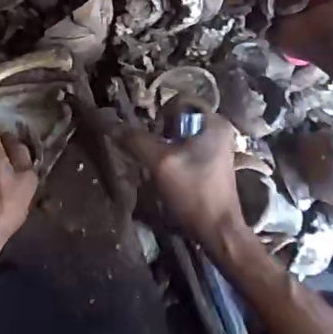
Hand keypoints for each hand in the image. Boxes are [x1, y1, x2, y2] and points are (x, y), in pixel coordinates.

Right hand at [118, 113, 246, 254]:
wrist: (219, 231)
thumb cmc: (194, 192)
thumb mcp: (160, 163)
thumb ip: (137, 140)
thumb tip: (113, 125)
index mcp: (212, 120)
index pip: (175, 102)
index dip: (158, 119)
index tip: (153, 141)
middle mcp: (219, 127)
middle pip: (178, 118)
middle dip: (161, 134)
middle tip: (155, 155)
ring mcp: (219, 145)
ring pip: (181, 134)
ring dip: (166, 147)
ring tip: (161, 166)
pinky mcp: (215, 161)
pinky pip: (189, 147)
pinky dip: (176, 155)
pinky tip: (171, 173)